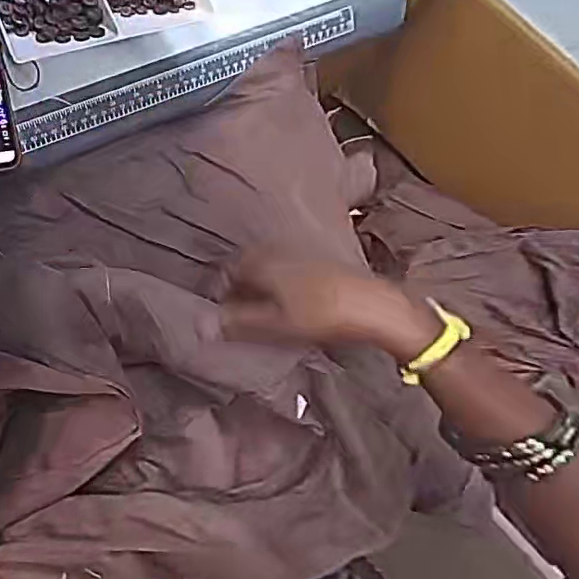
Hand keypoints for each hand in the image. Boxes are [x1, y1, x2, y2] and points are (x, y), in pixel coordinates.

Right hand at [219, 252, 442, 357]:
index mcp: (263, 262)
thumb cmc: (322, 315)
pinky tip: (290, 306)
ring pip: (268, 270)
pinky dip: (280, 286)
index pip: (227, 271)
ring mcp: (302, 256)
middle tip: (239, 311)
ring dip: (260, 287)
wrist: (376, 308)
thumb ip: (237, 323)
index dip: (220, 291)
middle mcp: (279, 253)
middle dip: (239, 287)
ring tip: (262, 312)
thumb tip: (202, 325)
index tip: (221, 309)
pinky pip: (288, 272)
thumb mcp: (273, 324)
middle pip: (247, 268)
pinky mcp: (321, 265)